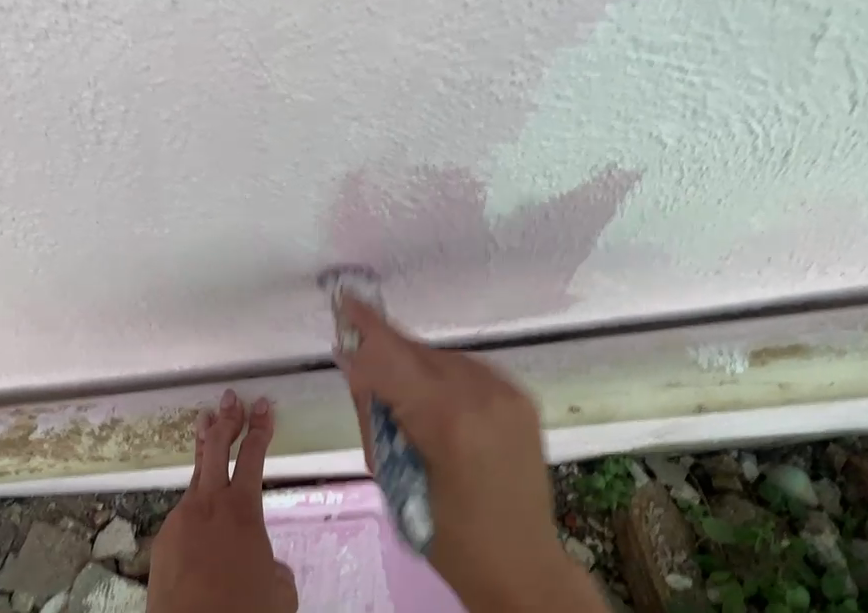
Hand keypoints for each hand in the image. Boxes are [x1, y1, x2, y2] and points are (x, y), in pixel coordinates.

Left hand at [148, 390, 297, 612]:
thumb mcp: (279, 593)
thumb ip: (273, 565)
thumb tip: (265, 565)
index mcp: (242, 511)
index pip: (253, 457)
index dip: (260, 428)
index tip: (264, 405)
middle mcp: (208, 506)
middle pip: (216, 448)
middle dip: (227, 420)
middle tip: (231, 397)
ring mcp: (181, 520)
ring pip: (195, 476)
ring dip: (203, 448)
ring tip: (205, 422)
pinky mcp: (163, 540)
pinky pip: (184, 515)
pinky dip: (197, 506)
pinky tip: (202, 516)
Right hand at [338, 296, 604, 612]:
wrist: (522, 565)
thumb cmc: (446, 535)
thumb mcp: (393, 477)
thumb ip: (373, 412)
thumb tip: (354, 364)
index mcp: (447, 420)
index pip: (392, 357)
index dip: (365, 327)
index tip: (344, 301)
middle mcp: (482, 394)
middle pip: (416, 351)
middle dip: (385, 351)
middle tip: (359, 360)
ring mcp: (506, 393)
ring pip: (440, 357)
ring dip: (413, 366)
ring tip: (400, 397)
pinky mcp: (520, 396)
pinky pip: (466, 369)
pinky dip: (442, 376)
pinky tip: (433, 403)